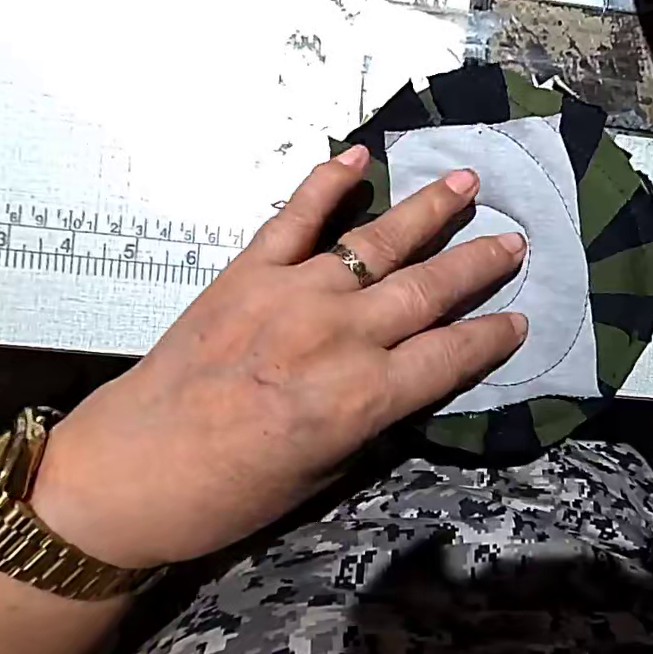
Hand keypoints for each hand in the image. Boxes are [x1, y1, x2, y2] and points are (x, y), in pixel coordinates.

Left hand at [29, 145, 527, 569]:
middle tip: (514, 242)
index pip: (452, 357)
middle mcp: (340, 336)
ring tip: (466, 186)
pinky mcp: (243, 276)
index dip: (491, 338)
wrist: (133, 467)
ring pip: (375, 243)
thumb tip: (395, 383)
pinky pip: (292, 219)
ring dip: (426, 212)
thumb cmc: (226, 495)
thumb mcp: (319, 475)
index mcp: (365, 399)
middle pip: (428, 290)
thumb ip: (364, 421)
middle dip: (477, 266)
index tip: (519, 319)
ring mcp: (290, 296)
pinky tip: (356, 158)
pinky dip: (323, 184)